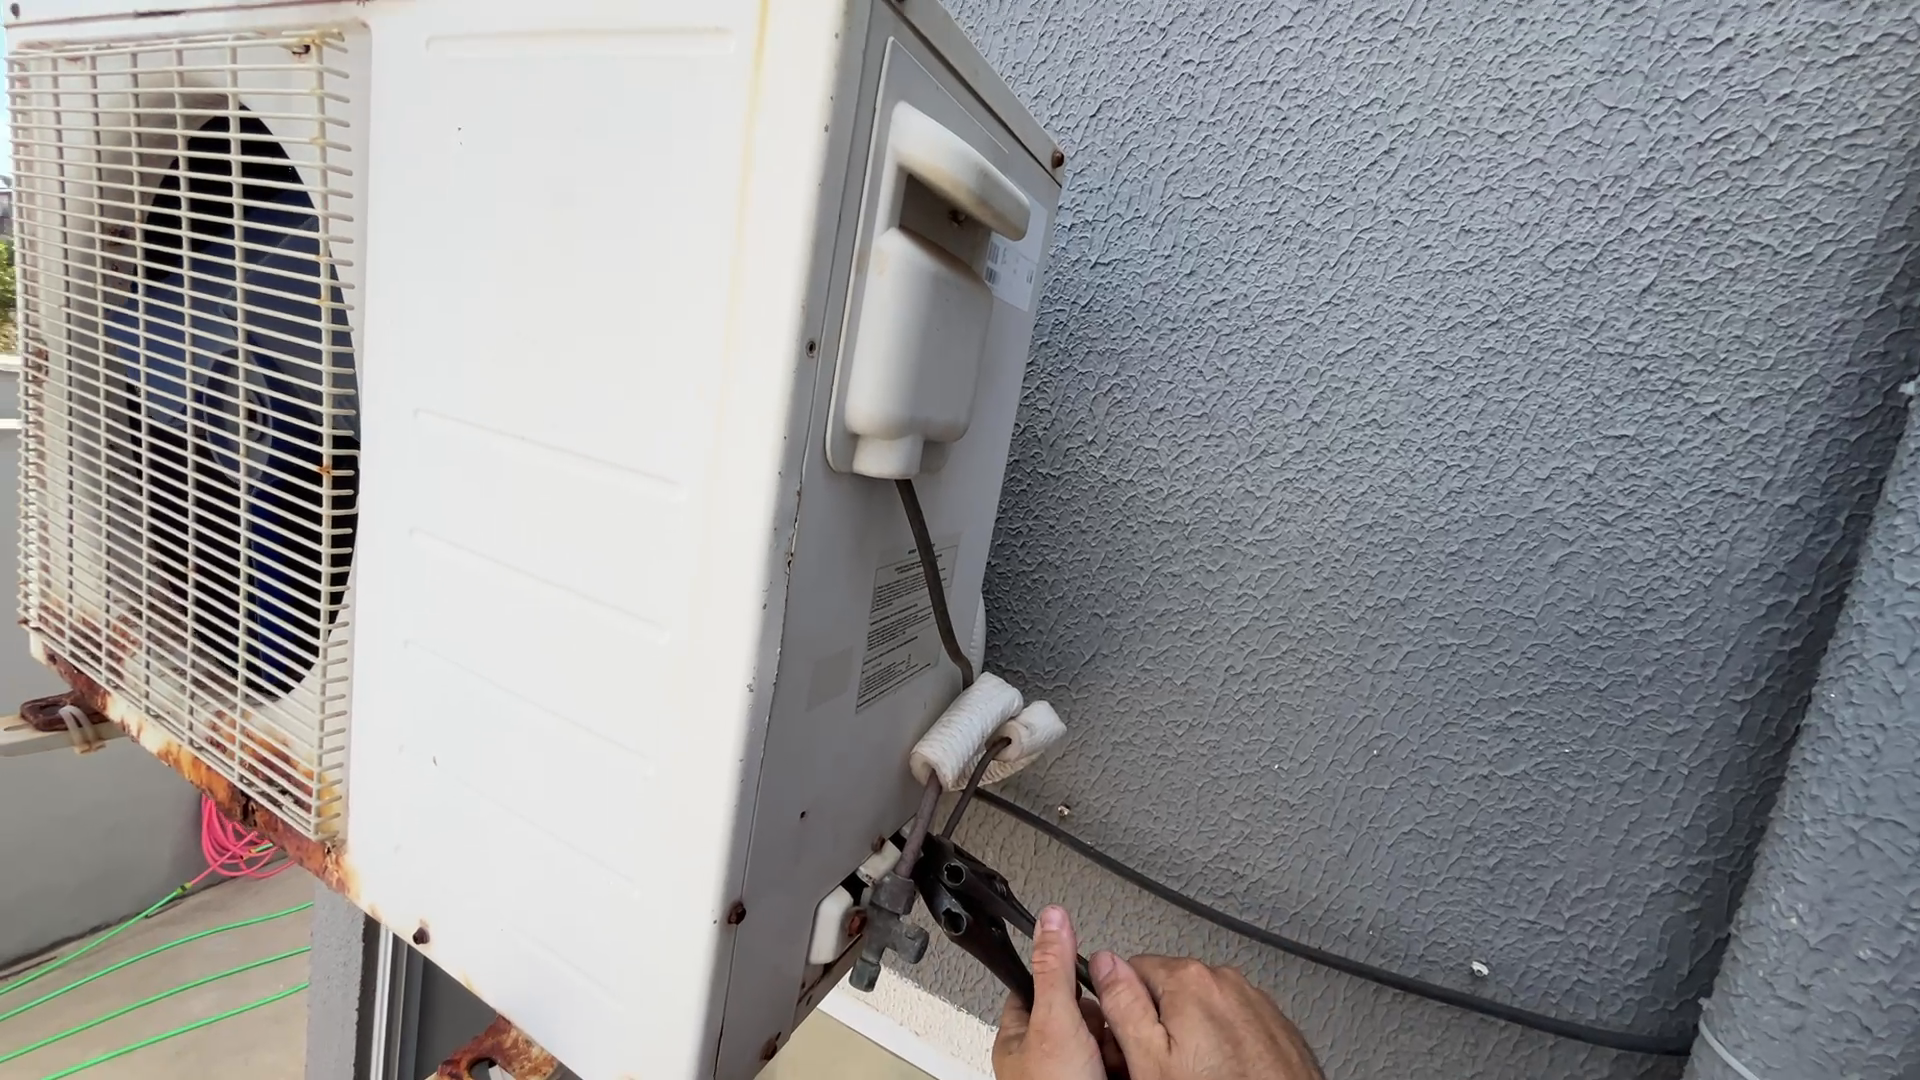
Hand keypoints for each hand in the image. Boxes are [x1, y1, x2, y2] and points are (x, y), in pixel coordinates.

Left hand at [993, 906, 1125, 1079]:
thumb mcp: (1053, 1023)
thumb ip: (1054, 970)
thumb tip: (1052, 918)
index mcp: (1019, 1037)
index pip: (1044, 985)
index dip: (1070, 975)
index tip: (1092, 972)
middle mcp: (1044, 1057)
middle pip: (1083, 1012)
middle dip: (1105, 1015)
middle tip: (1108, 1032)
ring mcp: (1073, 1075)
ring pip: (1106, 1038)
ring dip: (1122, 1039)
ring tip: (1123, 1055)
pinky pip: (1124, 1062)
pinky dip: (1131, 1061)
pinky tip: (1133, 1067)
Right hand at [1088, 951, 1322, 1079]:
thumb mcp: (1150, 1062)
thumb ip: (1123, 1003)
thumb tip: (1104, 961)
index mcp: (1189, 978)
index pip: (1133, 970)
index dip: (1128, 1010)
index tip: (1134, 1045)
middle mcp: (1225, 979)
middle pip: (1171, 988)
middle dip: (1163, 1023)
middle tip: (1167, 1070)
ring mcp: (1257, 1003)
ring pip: (1206, 1008)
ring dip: (1198, 1034)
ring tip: (1202, 1076)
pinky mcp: (1280, 1028)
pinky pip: (1239, 1025)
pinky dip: (1230, 1046)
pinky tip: (1230, 1076)